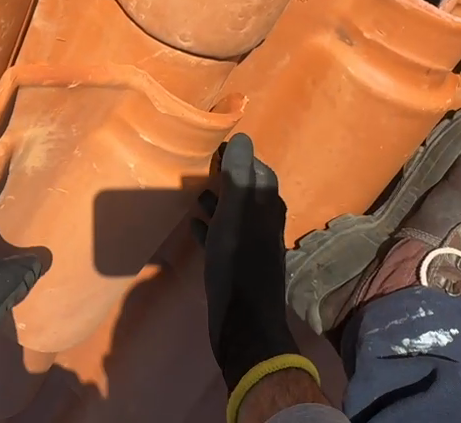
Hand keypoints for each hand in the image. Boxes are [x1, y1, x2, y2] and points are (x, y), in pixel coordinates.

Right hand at [197, 134, 298, 392]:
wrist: (243, 322)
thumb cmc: (238, 261)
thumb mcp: (236, 213)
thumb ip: (239, 175)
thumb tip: (243, 137)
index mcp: (267, 207)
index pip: (259, 169)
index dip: (241, 156)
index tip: (216, 146)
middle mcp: (264, 222)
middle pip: (247, 190)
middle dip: (227, 176)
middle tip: (201, 167)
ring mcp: (251, 245)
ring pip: (235, 212)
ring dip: (217, 200)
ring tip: (194, 192)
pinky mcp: (238, 264)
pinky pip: (223, 236)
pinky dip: (210, 226)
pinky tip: (194, 224)